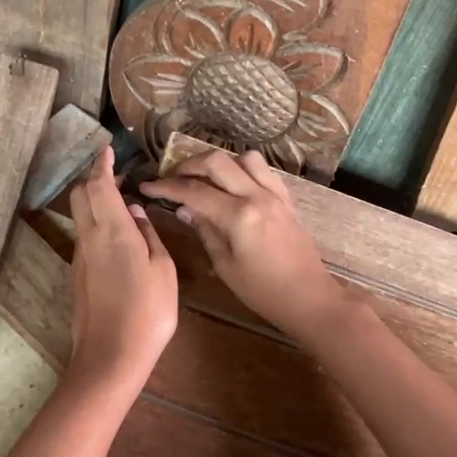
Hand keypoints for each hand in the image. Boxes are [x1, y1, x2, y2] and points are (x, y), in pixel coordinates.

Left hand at [67, 146, 177, 388]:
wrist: (111, 357)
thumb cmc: (147, 312)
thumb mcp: (162, 269)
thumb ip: (148, 235)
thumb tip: (134, 211)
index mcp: (111, 229)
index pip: (98, 184)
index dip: (102, 164)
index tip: (108, 150)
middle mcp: (89, 238)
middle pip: (80, 196)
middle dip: (94, 179)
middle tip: (116, 175)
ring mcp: (80, 258)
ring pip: (80, 217)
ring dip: (94, 201)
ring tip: (120, 202)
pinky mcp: (78, 276)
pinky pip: (85, 237)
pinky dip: (96, 224)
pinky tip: (118, 236)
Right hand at [139, 149, 348, 336]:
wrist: (309, 298)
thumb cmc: (263, 292)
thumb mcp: (225, 266)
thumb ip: (205, 231)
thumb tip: (184, 209)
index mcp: (239, 216)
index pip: (194, 190)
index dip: (166, 186)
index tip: (147, 187)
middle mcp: (257, 196)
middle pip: (216, 161)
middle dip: (188, 165)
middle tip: (171, 178)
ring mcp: (275, 194)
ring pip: (243, 158)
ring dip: (219, 163)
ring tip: (204, 179)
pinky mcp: (286, 199)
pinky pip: (263, 171)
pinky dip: (243, 170)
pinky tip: (233, 186)